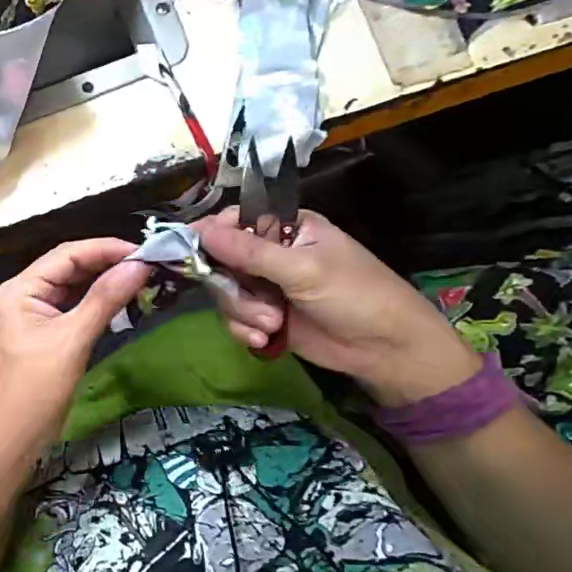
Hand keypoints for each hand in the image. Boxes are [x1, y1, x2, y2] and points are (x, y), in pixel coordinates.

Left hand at [0, 238, 151, 476]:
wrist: (12, 440)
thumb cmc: (36, 391)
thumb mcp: (73, 341)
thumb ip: (105, 299)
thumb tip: (140, 265)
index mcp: (20, 289)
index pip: (68, 254)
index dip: (107, 248)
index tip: (146, 251)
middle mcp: (24, 294)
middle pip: (71, 266)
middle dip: (109, 263)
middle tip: (151, 264)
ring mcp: (35, 314)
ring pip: (76, 287)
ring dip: (107, 282)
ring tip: (144, 279)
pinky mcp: (47, 333)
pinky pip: (76, 308)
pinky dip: (100, 303)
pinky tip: (124, 302)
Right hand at [193, 208, 479, 406]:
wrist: (383, 350)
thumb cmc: (354, 295)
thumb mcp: (303, 269)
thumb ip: (250, 252)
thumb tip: (200, 230)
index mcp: (283, 228)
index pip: (232, 222)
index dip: (209, 236)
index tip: (187, 253)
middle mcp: (270, 254)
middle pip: (221, 262)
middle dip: (234, 289)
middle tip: (258, 306)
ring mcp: (266, 287)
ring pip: (225, 294)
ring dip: (243, 314)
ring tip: (272, 327)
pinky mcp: (265, 317)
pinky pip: (234, 319)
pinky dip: (245, 331)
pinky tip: (266, 341)